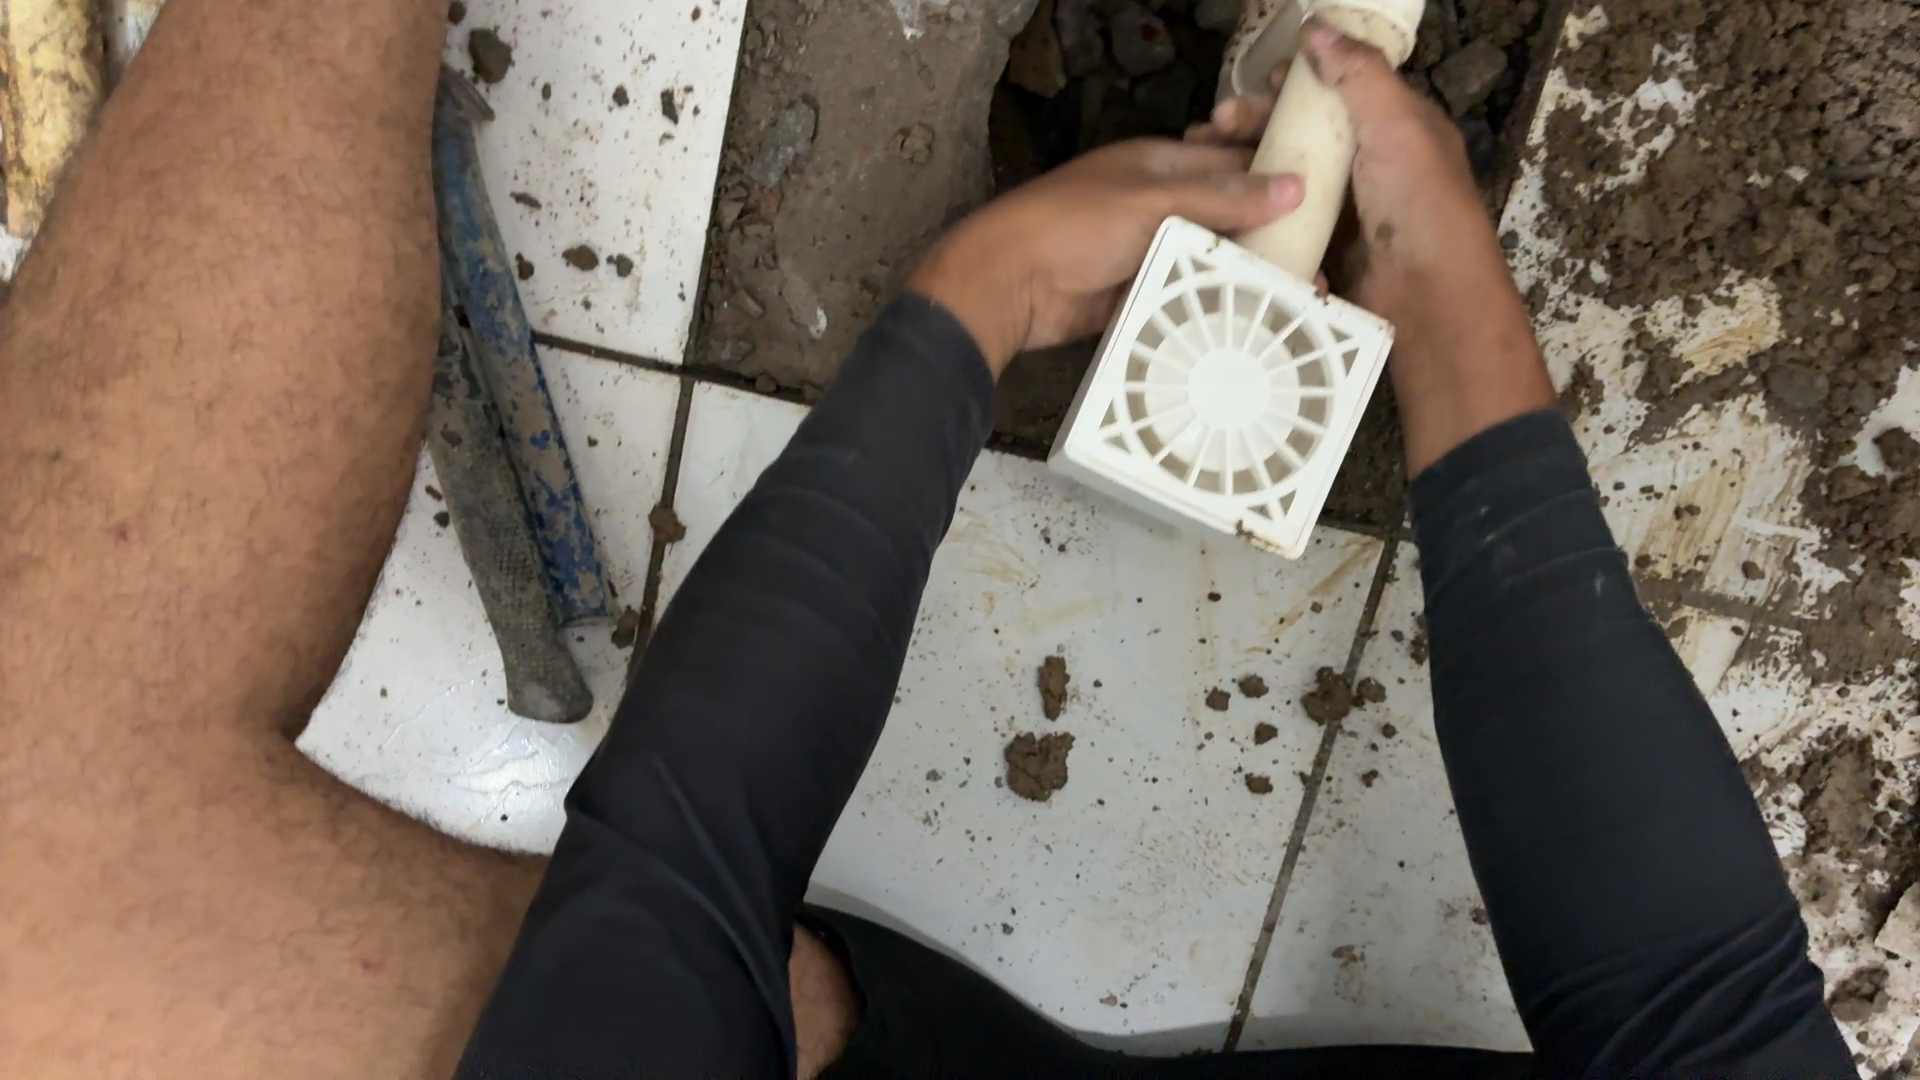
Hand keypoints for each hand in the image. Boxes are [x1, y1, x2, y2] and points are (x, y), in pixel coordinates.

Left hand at [908, 140, 1304, 375]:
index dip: (1271, 180)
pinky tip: (1242, 323)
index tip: (1319, 204)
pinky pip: (1176, 300)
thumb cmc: (1073, 225)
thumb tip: (1291, 188)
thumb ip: (1218, 198)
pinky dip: (1203, 309)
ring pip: (1201, 265)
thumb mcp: (1150, 200)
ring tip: (1291, 298)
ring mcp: (1141, 256)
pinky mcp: (1130, 298)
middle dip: (1261, 239)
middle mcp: (1154, 209)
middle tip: (1313, 263)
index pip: (1228, 165)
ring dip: (1237, 280)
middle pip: (1219, 220)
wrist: (1010, 285)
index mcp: (1158, 167)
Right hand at [1188, 22, 1504, 331]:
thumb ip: (1359, 75)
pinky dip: (1242, 214)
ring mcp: (1331, 211)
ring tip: (1197, 166)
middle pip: (1294, 136)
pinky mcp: (1310, 249)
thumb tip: (1316, 28)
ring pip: (1275, 179)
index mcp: (1387, 129)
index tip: (1251, 86)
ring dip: (1236, 170)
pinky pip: (1271, 223)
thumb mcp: (1397, 126)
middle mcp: (1358, 167)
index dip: (1290, 86)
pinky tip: (1212, 211)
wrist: (1421, 295)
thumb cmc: (1417, 203)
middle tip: (1208, 130)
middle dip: (1249, 128)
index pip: (1331, 94)